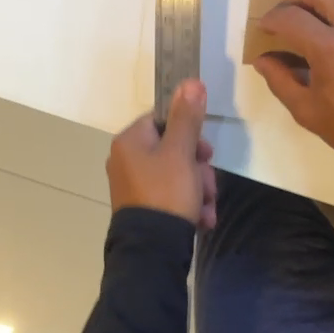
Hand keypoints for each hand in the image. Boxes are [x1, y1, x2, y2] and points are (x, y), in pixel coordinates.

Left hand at [107, 79, 217, 228]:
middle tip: (207, 183)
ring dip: (199, 188)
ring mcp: (134, 186)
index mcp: (129, 142)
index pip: (163, 120)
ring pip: (178, 174)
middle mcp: (126, 160)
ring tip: (206, 206)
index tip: (205, 151)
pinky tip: (202, 218)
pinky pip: (172, 195)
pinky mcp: (144, 207)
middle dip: (198, 168)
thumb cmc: (165, 194)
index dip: (190, 133)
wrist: (152, 251)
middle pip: (173, 149)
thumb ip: (187, 118)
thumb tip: (191, 81)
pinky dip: (190, 204)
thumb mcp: (180, 153)